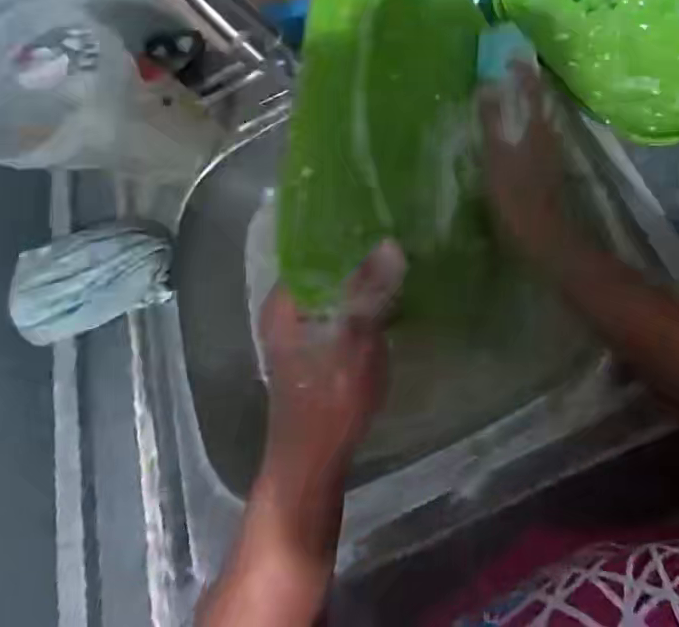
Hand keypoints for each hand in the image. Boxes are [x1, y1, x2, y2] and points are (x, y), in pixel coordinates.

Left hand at [258, 241, 404, 479]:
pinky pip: (336, 309)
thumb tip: (389, 243)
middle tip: (393, 234)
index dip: (342, 232)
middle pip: (323, 268)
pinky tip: (385, 297)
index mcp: (284, 301)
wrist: (312, 462)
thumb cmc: (331, 398)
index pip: (311, 248)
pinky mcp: (312, 347)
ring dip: (359, 278)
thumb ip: (369, 291)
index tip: (376, 216)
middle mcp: (284, 309)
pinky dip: (357, 301)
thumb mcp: (356, 340)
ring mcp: (297, 330)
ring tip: (394, 258)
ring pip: (331, 289)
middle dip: (356, 253)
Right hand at [477, 61, 572, 257]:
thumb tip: (488, 85)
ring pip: (544, 119)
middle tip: (514, 72)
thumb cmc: (517, 198)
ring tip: (514, 97)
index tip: (512, 57)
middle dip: (530, 85)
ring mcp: (552, 154)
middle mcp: (550, 136)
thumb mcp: (496, 158)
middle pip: (543, 103)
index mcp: (537, 129)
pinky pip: (541, 136)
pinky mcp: (550, 170)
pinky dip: (530, 124)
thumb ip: (492, 122)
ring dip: (531, 105)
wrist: (546, 239)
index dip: (524, 72)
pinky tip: (519, 133)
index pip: (533, 90)